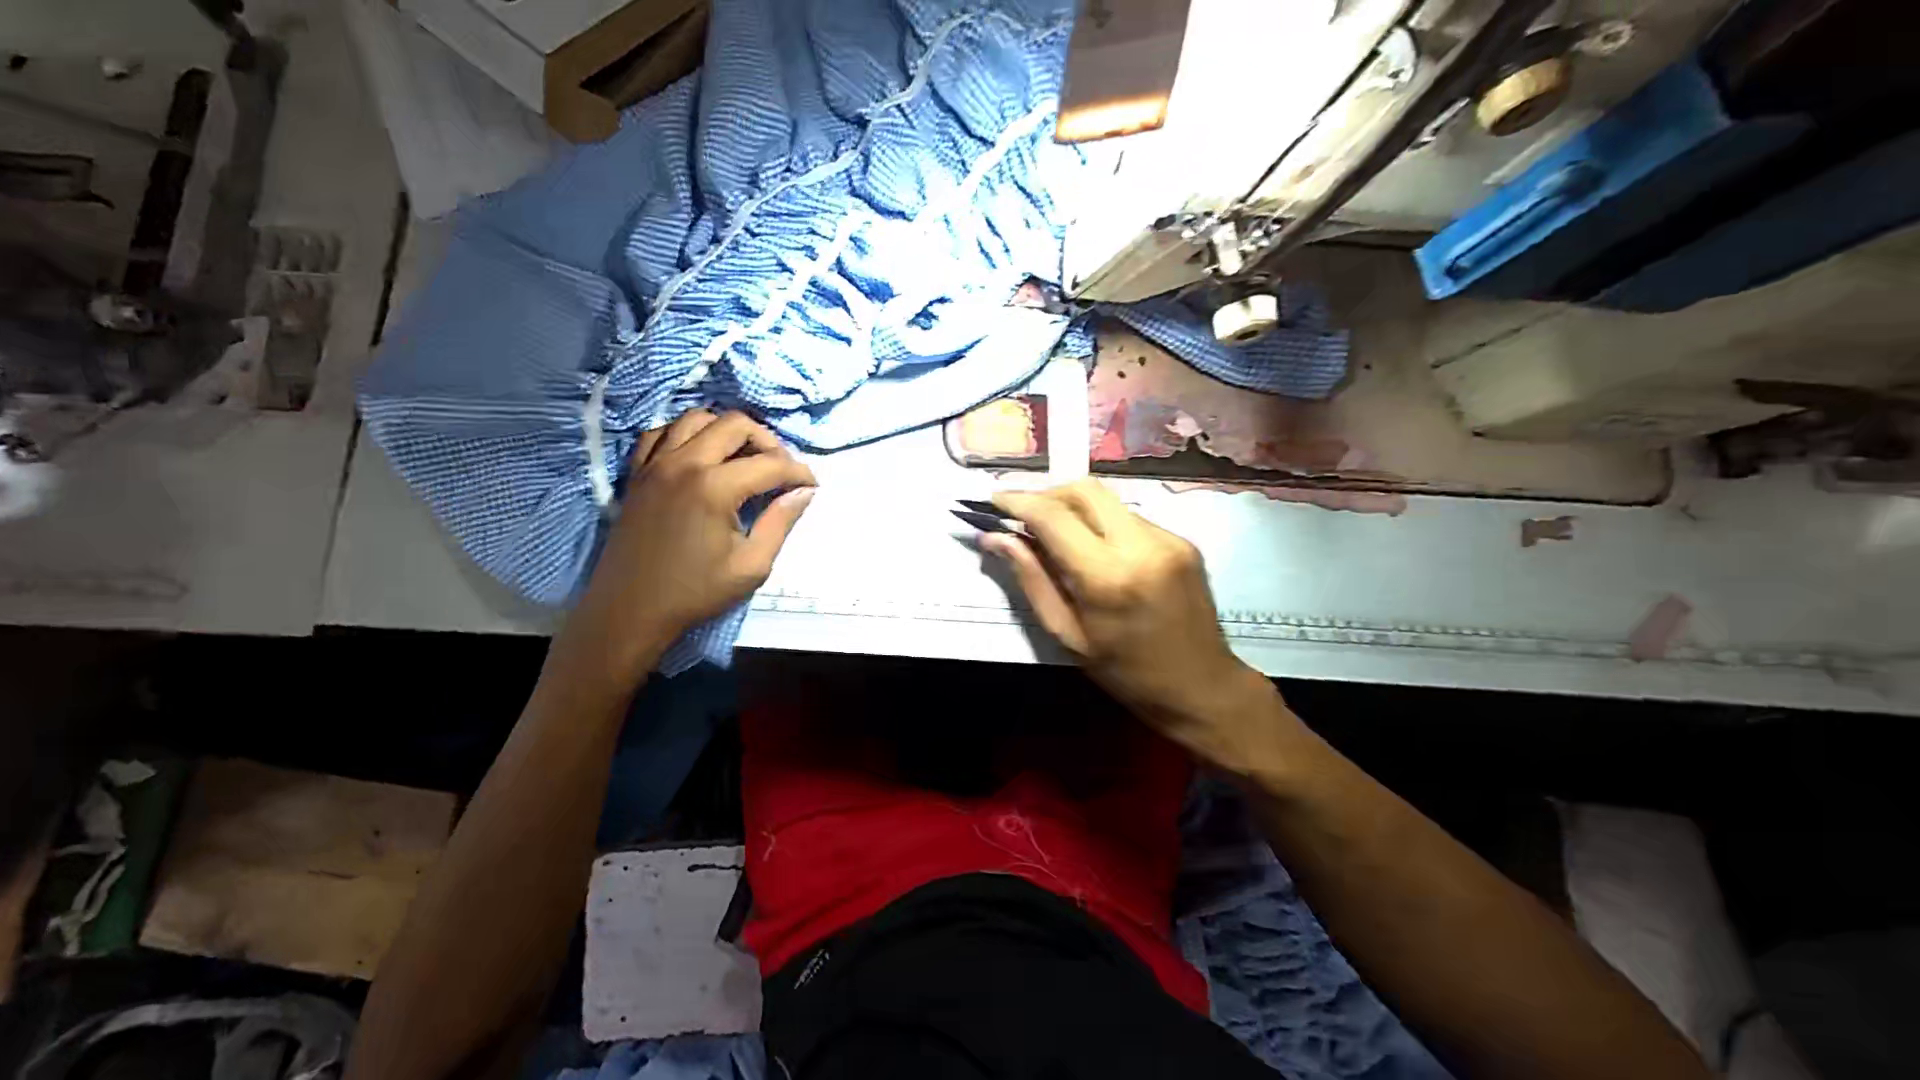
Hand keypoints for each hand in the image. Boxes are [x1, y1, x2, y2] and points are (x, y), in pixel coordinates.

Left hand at [554, 410, 815, 688]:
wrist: (629, 610)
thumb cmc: (695, 593)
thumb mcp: (751, 566)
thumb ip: (780, 523)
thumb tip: (803, 493)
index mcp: (714, 487)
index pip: (770, 463)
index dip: (799, 473)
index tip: (811, 487)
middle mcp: (684, 463)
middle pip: (735, 424)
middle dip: (767, 441)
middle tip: (780, 469)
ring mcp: (655, 464)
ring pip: (697, 418)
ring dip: (727, 430)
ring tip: (743, 456)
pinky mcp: (637, 473)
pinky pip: (661, 433)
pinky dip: (685, 435)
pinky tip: (699, 455)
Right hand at [983, 479, 1281, 769]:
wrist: (1201, 686)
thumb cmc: (1125, 673)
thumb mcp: (1067, 634)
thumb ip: (1031, 579)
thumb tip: (994, 537)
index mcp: (1108, 576)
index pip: (1054, 516)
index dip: (1018, 501)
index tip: (992, 499)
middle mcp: (1141, 545)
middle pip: (1084, 489)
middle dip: (1047, 493)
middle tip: (1021, 513)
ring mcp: (1168, 538)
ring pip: (1109, 500)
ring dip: (1075, 507)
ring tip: (1054, 533)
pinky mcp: (1183, 540)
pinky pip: (1130, 518)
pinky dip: (1103, 524)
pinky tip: (1095, 550)